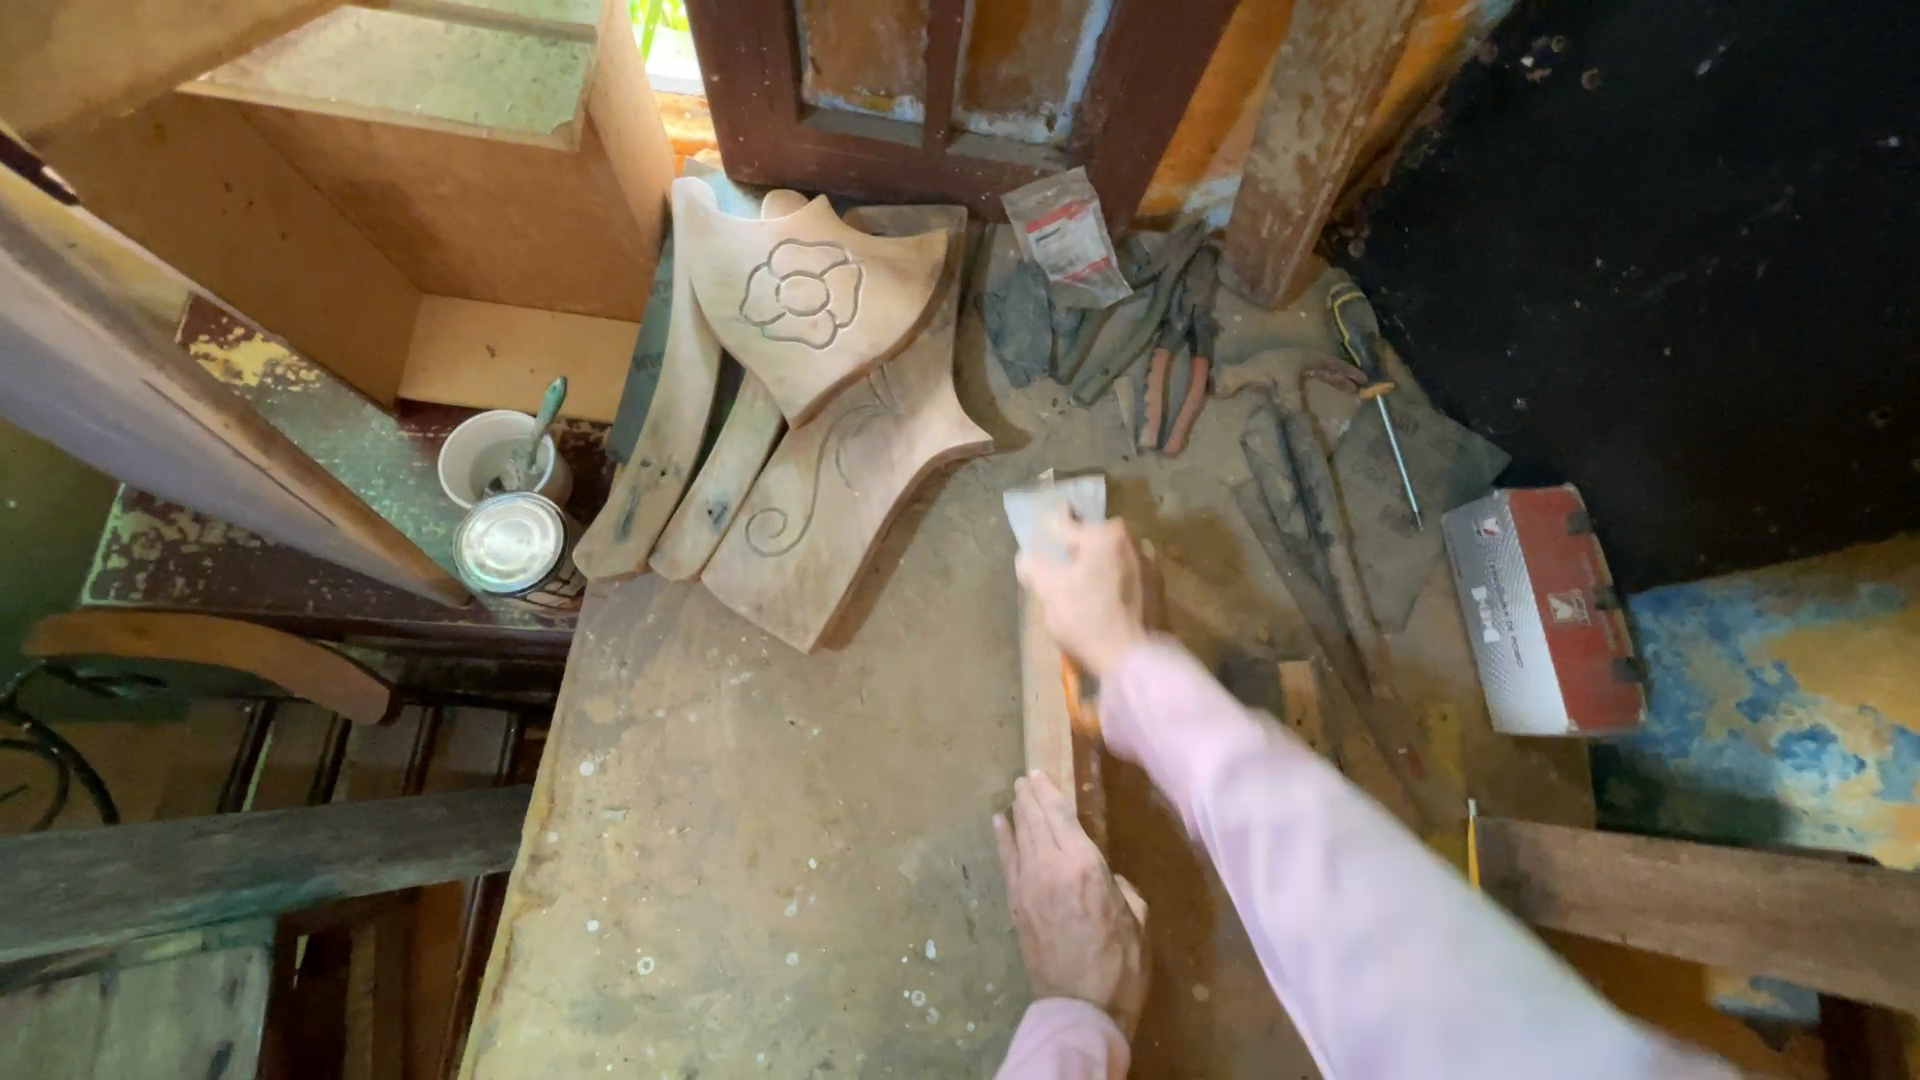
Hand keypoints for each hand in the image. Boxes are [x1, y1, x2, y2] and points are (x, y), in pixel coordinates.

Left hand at [994, 771, 1149, 1038]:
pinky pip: (1007, 860)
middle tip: (1026, 777)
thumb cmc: (1120, 966)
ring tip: (1016, 793)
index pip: (1060, 816)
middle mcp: (1051, 867)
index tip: (1040, 774)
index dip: (1049, 792)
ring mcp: (1028, 884)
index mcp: (1084, 866)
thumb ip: (1121, 889)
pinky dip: (1002, 838)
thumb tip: (1106, 878)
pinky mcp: (1016, 904)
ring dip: (1018, 811)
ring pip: (1020, 836)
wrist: (1080, 1009)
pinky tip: (999, 823)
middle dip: (1030, 795)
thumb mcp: (1137, 921)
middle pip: (1036, 820)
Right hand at [1016, 516, 1148, 678]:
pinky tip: (1104, 600)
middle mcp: (1133, 542)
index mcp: (1106, 535)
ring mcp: (1150, 566)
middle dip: (1077, 547)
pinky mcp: (1158, 591)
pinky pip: (1128, 577)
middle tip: (1060, 563)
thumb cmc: (1088, 618)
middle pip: (1094, 539)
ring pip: (1113, 557)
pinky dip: (1114, 582)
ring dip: (1098, 565)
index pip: (1067, 523)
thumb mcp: (1049, 589)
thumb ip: (1033, 564)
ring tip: (1082, 584)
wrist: (1134, 659)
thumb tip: (1029, 556)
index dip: (1050, 528)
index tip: (1044, 528)